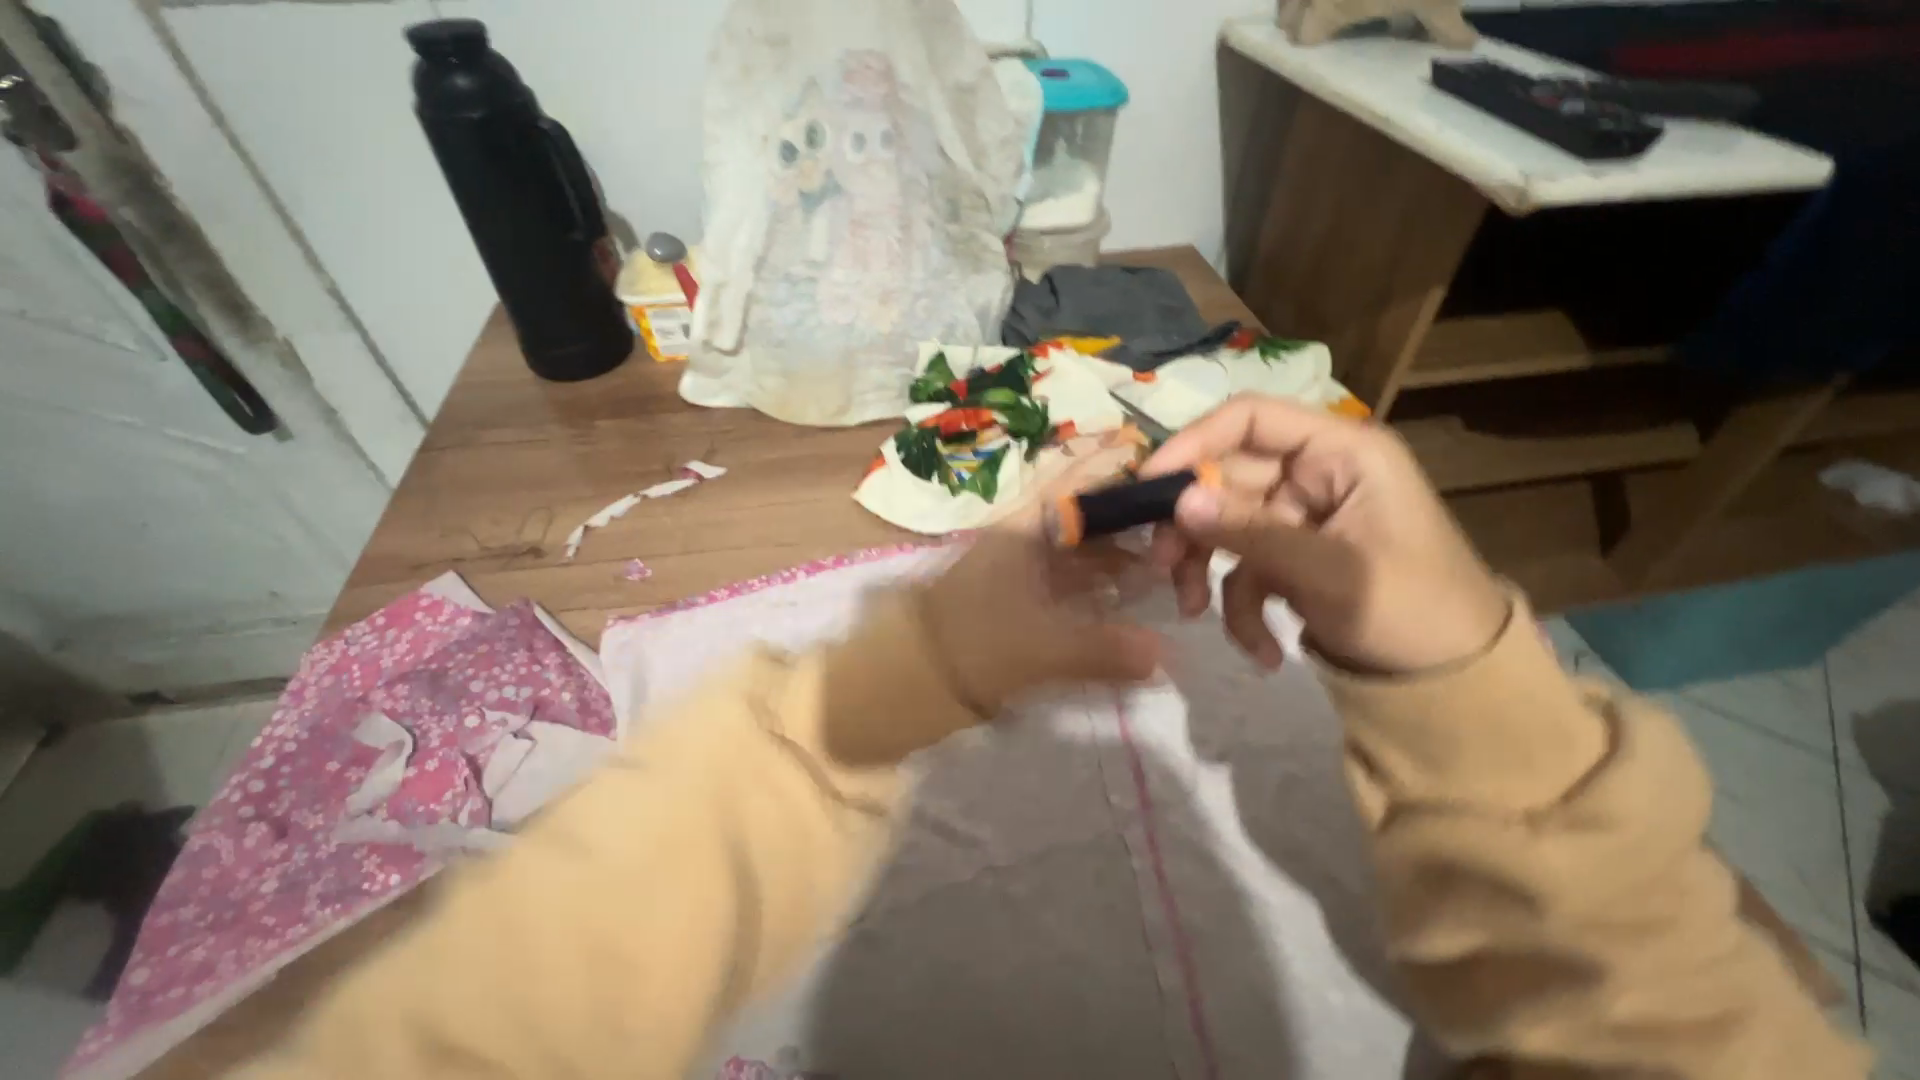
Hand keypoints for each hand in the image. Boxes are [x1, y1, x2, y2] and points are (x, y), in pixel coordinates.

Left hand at [920, 444, 1163, 711]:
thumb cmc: (971, 645)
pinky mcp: (1019, 599)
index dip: (1122, 472)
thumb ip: (1104, 651)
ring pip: (1081, 552)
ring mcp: (1021, 568)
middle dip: (1133, 524)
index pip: (1080, 483)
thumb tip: (1164, 654)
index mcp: (1024, 528)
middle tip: (1182, 535)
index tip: (1168, 477)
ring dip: (1120, 559)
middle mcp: (1024, 538)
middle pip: (1088, 517)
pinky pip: (1069, 583)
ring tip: (1167, 570)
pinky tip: (1130, 602)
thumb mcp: (1040, 649)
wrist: (906, 676)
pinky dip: (1099, 589)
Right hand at [1143, 394, 1508, 674]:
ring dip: (1206, 571)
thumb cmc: (1410, 608)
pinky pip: (1246, 570)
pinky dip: (1241, 609)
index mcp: (1340, 452)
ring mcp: (1302, 519)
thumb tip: (1176, 502)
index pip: (1251, 419)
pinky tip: (1262, 652)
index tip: (1149, 485)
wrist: (1455, 681)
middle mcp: (1316, 475)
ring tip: (1196, 613)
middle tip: (1161, 566)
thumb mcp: (1328, 571)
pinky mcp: (1294, 559)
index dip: (1194, 442)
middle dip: (1193, 527)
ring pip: (1226, 527)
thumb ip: (1250, 533)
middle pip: (1226, 479)